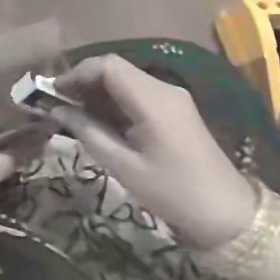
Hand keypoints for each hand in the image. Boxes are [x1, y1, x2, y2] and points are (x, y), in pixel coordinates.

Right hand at [50, 55, 263, 249]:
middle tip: (57, 106)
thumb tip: (57, 110)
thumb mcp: (123, 166)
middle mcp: (163, 88)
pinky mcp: (175, 109)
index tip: (52, 94)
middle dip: (84, 82)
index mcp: (153, 99)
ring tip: (72, 116)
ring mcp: (172, 97)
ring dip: (97, 93)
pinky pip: (137, 94)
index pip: (107, 65)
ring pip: (125, 80)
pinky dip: (114, 102)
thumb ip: (88, 132)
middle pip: (115, 69)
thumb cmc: (172, 192)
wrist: (227, 214)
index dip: (76, 74)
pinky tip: (99, 122)